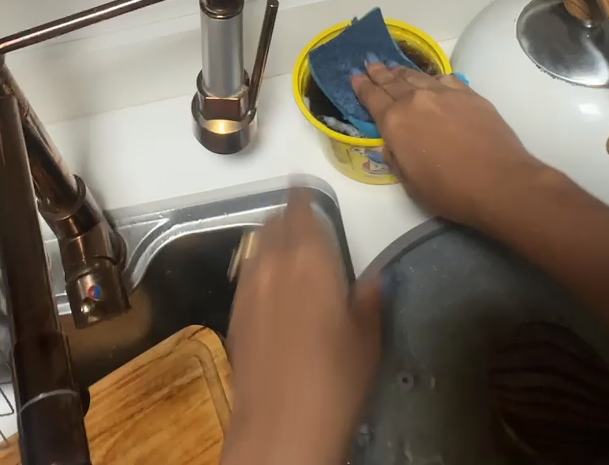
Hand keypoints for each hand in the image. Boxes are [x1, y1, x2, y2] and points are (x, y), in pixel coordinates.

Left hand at [222, 187, 381, 464]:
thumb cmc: (334, 379)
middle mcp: (274, 261)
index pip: (301, 209)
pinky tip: (269, 281)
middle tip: (301, 216)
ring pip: (257, 242)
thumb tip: (373, 277)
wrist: (280, 422)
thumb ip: (368, 299)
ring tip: (284, 243)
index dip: (301, 194)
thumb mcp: (367, 339)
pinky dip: (258, 263)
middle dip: (287, 213)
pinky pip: (246, 270)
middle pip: (275, 221)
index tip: (303, 186)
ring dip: (270, 235)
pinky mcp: (234, 309)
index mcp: (310, 258)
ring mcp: (249, 284)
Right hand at [351, 60, 550, 229]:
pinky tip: (431, 79)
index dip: (361, 86)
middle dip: (378, 73)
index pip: (371, 97)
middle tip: (370, 63)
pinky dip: (432, 78)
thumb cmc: (450, 191)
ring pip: (416, 76)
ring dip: (401, 71)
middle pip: (391, 81)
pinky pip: (443, 79)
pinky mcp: (468, 94)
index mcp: (394, 121)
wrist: (500, 182)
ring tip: (393, 67)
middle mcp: (415, 100)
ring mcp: (443, 93)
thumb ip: (395, 156)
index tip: (355, 76)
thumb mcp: (409, 182)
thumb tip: (390, 143)